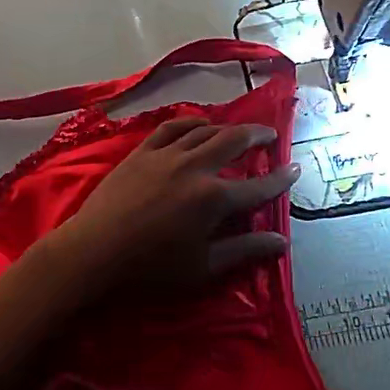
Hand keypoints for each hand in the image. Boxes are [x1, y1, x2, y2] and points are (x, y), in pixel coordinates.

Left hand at [47, 116, 298, 300]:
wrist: (96, 250)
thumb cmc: (151, 266)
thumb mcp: (203, 266)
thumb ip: (245, 250)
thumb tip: (281, 242)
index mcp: (214, 198)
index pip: (258, 186)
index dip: (280, 179)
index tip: (294, 168)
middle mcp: (195, 167)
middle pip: (234, 141)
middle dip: (257, 136)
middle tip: (270, 136)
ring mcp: (167, 155)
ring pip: (205, 131)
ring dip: (227, 127)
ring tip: (238, 130)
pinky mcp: (143, 151)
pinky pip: (172, 127)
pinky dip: (191, 122)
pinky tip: (198, 125)